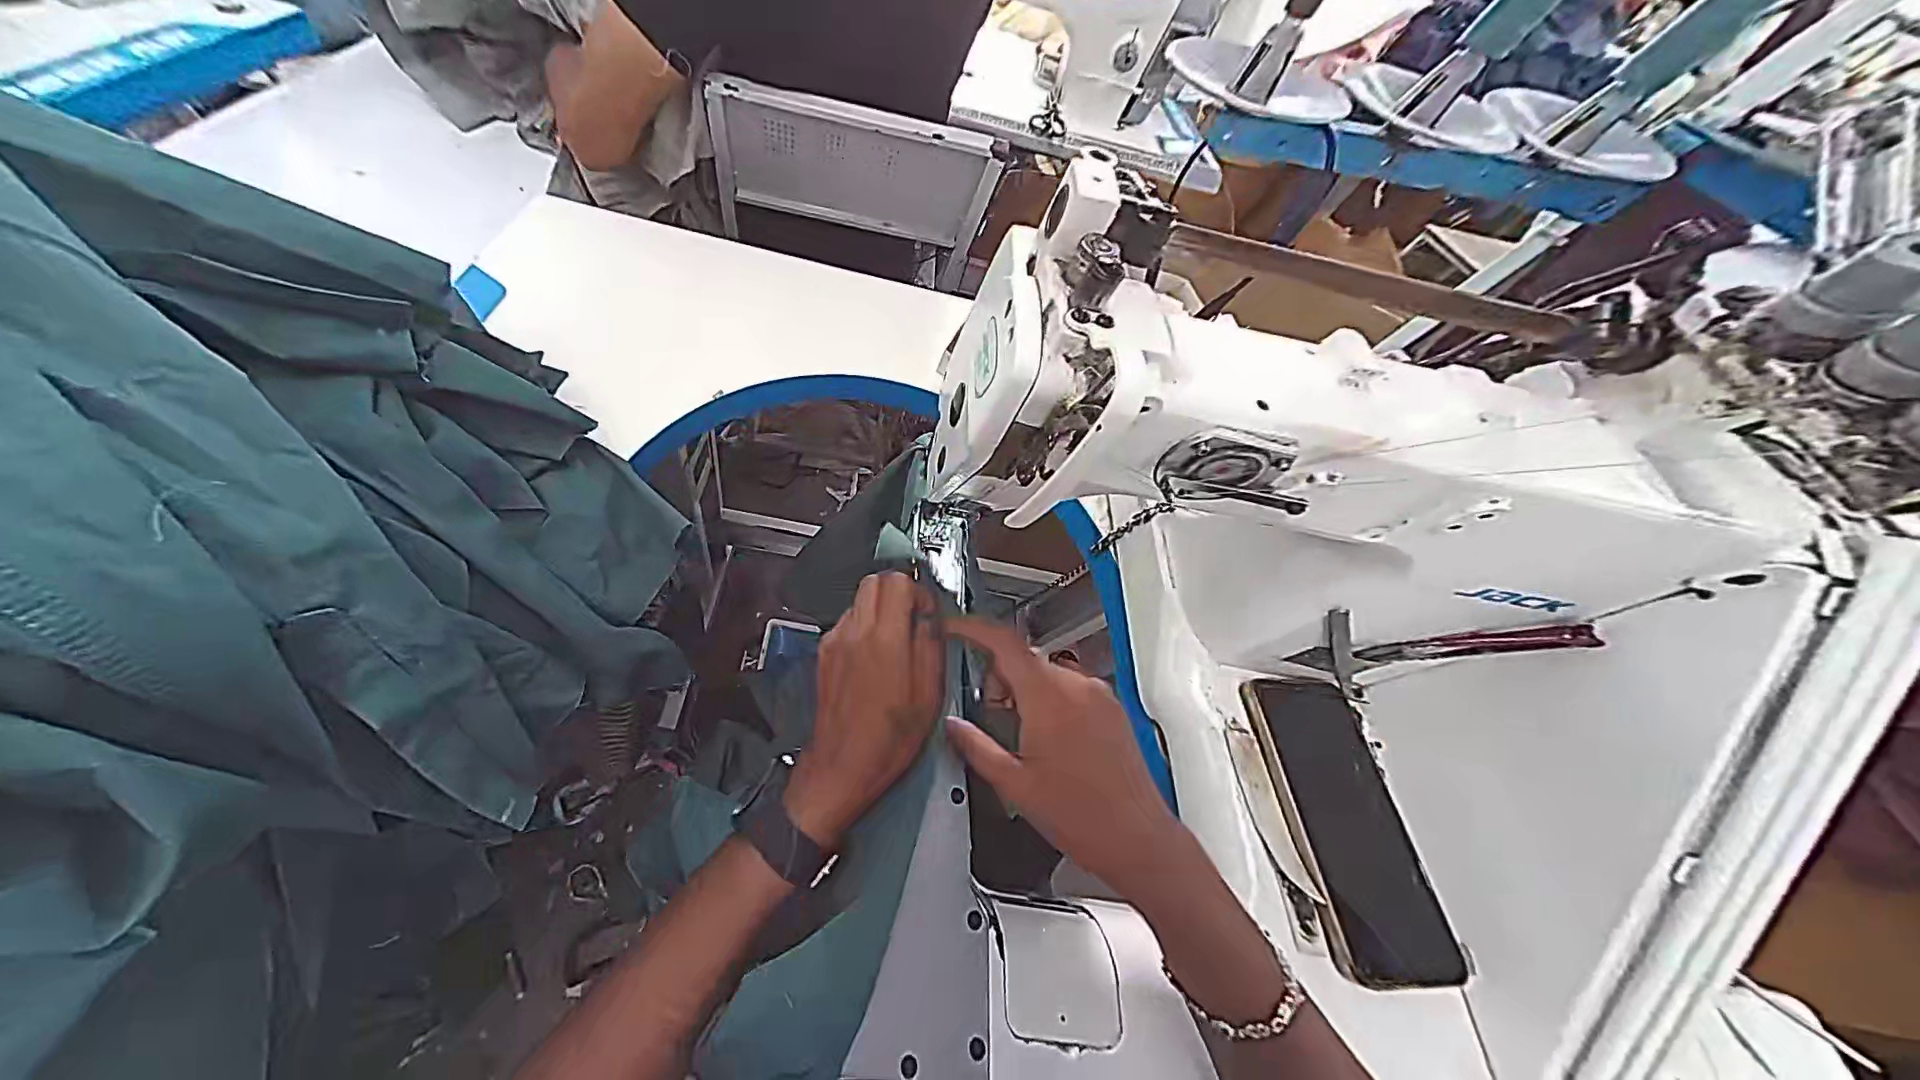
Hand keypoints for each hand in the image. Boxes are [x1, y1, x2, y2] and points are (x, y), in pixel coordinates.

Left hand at [785, 572, 944, 847]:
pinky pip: (848, 623)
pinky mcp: (824, 654)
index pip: (897, 582)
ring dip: (881, 610)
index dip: (918, 592)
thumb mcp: (928, 695)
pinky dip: (865, 628)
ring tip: (896, 642)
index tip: (926, 613)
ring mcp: (835, 642)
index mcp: (884, 639)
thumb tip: (931, 619)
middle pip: (875, 581)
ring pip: (860, 600)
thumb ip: (931, 645)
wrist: (841, 767)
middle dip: (898, 592)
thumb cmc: (885, 741)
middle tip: (913, 618)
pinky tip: (876, 658)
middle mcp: (854, 633)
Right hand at [944, 618, 1180, 901]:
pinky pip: (1071, 687)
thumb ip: (976, 746)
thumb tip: (954, 726)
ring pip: (1047, 673)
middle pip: (1024, 658)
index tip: (956, 629)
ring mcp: (1099, 697)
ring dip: (1025, 691)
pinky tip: (1050, 741)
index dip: (973, 629)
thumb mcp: (1014, 784)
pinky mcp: (1112, 709)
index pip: (1004, 643)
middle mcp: (1078, 688)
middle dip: (999, 679)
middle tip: (991, 715)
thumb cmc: (1085, 818)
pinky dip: (1051, 700)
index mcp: (1049, 699)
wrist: (1137, 839)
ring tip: (1023, 738)